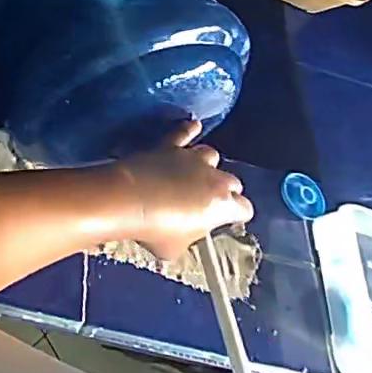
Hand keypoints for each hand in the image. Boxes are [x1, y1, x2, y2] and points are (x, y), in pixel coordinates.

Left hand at [115, 121, 251, 261]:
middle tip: (208, 199)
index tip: (226, 219)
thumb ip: (189, 236)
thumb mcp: (177, 248)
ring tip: (198, 171)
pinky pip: (184, 132)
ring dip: (207, 164)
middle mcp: (214, 177)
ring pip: (210, 154)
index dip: (236, 214)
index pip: (244, 209)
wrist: (127, 199)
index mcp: (223, 206)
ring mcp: (191, 158)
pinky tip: (194, 124)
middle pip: (231, 181)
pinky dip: (189, 129)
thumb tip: (184, 232)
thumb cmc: (155, 230)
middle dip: (224, 189)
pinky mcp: (169, 145)